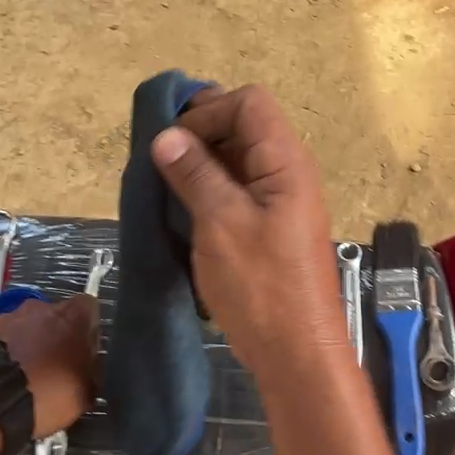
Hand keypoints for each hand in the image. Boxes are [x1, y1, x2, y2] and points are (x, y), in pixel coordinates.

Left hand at [0, 294, 97, 436]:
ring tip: (26, 373)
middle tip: (56, 365)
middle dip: (57, 335)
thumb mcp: (86, 390)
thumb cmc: (49, 393)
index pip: (89, 307)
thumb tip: (88, 366)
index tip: (85, 350)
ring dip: (30, 342)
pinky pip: (5, 339)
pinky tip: (7, 376)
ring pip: (28, 326)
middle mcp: (42, 307)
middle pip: (56, 315)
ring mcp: (10, 317)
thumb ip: (91, 368)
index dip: (89, 329)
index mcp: (72, 314)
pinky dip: (8, 352)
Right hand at [151, 84, 347, 379]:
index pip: (249, 102)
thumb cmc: (262, 286)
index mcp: (285, 161)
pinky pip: (236, 190)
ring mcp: (279, 200)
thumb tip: (166, 135)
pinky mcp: (268, 226)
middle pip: (243, 126)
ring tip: (162, 186)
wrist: (296, 351)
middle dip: (199, 135)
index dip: (208, 112)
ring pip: (236, 160)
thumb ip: (195, 174)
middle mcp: (287, 171)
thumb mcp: (221, 223)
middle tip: (158, 161)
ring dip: (199, 165)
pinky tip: (179, 209)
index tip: (172, 144)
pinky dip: (207, 190)